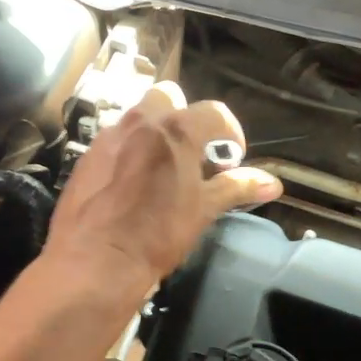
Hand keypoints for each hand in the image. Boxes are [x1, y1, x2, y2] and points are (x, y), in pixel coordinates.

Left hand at [42, 83, 281, 298]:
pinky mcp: (87, 154)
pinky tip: (131, 183)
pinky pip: (114, 139)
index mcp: (176, 130)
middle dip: (184, 117)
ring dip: (154, 132)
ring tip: (162, 170)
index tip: (231, 159)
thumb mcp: (203, 210)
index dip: (230, 133)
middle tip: (192, 155)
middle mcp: (141, 122)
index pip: (215, 112)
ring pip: (138, 116)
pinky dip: (128, 150)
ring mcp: (109, 136)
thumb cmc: (157, 234)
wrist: (95, 262)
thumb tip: (273, 182)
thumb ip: (236, 188)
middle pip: (169, 98)